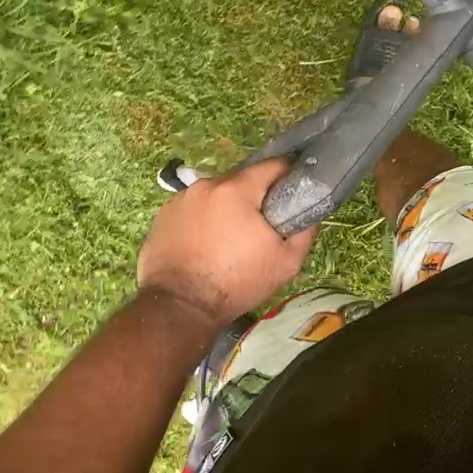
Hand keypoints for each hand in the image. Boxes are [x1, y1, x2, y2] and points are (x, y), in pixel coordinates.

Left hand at [136, 158, 316, 328]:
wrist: (180, 307)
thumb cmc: (238, 282)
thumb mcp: (287, 262)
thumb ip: (305, 231)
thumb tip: (310, 212)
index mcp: (237, 190)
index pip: (272, 165)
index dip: (288, 176)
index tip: (294, 193)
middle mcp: (206, 186)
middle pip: (242, 180)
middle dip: (255, 197)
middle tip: (262, 225)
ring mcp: (180, 199)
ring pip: (216, 195)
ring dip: (227, 208)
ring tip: (231, 238)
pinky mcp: (162, 216)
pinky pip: (194, 209)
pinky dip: (204, 220)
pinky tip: (207, 244)